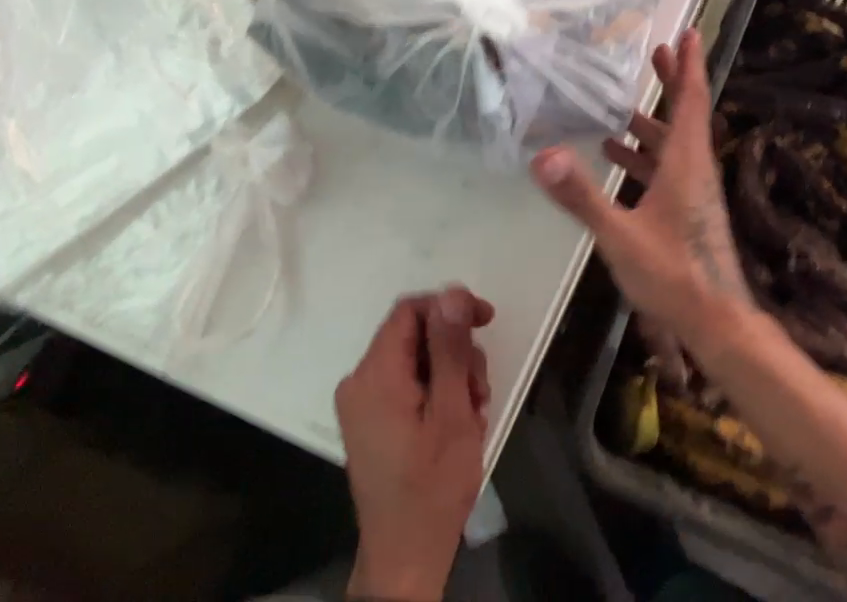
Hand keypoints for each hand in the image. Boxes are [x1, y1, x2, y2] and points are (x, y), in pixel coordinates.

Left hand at [337, 286, 493, 601]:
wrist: (405, 553)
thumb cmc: (434, 484)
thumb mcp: (453, 411)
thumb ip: (450, 349)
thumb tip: (451, 293)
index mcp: (375, 375)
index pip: (409, 311)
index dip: (450, 308)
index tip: (486, 323)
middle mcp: (360, 381)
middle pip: (414, 335)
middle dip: (456, 352)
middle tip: (481, 391)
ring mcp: (362, 404)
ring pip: (416, 361)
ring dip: (452, 376)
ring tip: (472, 415)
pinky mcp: (371, 422)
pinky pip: (407, 385)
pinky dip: (436, 394)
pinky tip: (456, 425)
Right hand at [530, 30, 753, 343]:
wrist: (716, 319)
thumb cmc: (673, 274)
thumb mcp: (620, 236)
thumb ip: (582, 196)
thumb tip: (542, 155)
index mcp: (686, 164)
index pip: (691, 101)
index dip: (689, 66)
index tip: (688, 33)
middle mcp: (694, 170)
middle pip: (684, 114)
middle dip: (671, 82)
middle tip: (656, 51)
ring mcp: (692, 192)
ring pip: (673, 144)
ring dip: (651, 121)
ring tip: (620, 105)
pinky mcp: (686, 212)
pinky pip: (665, 171)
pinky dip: (643, 157)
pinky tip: (615, 157)